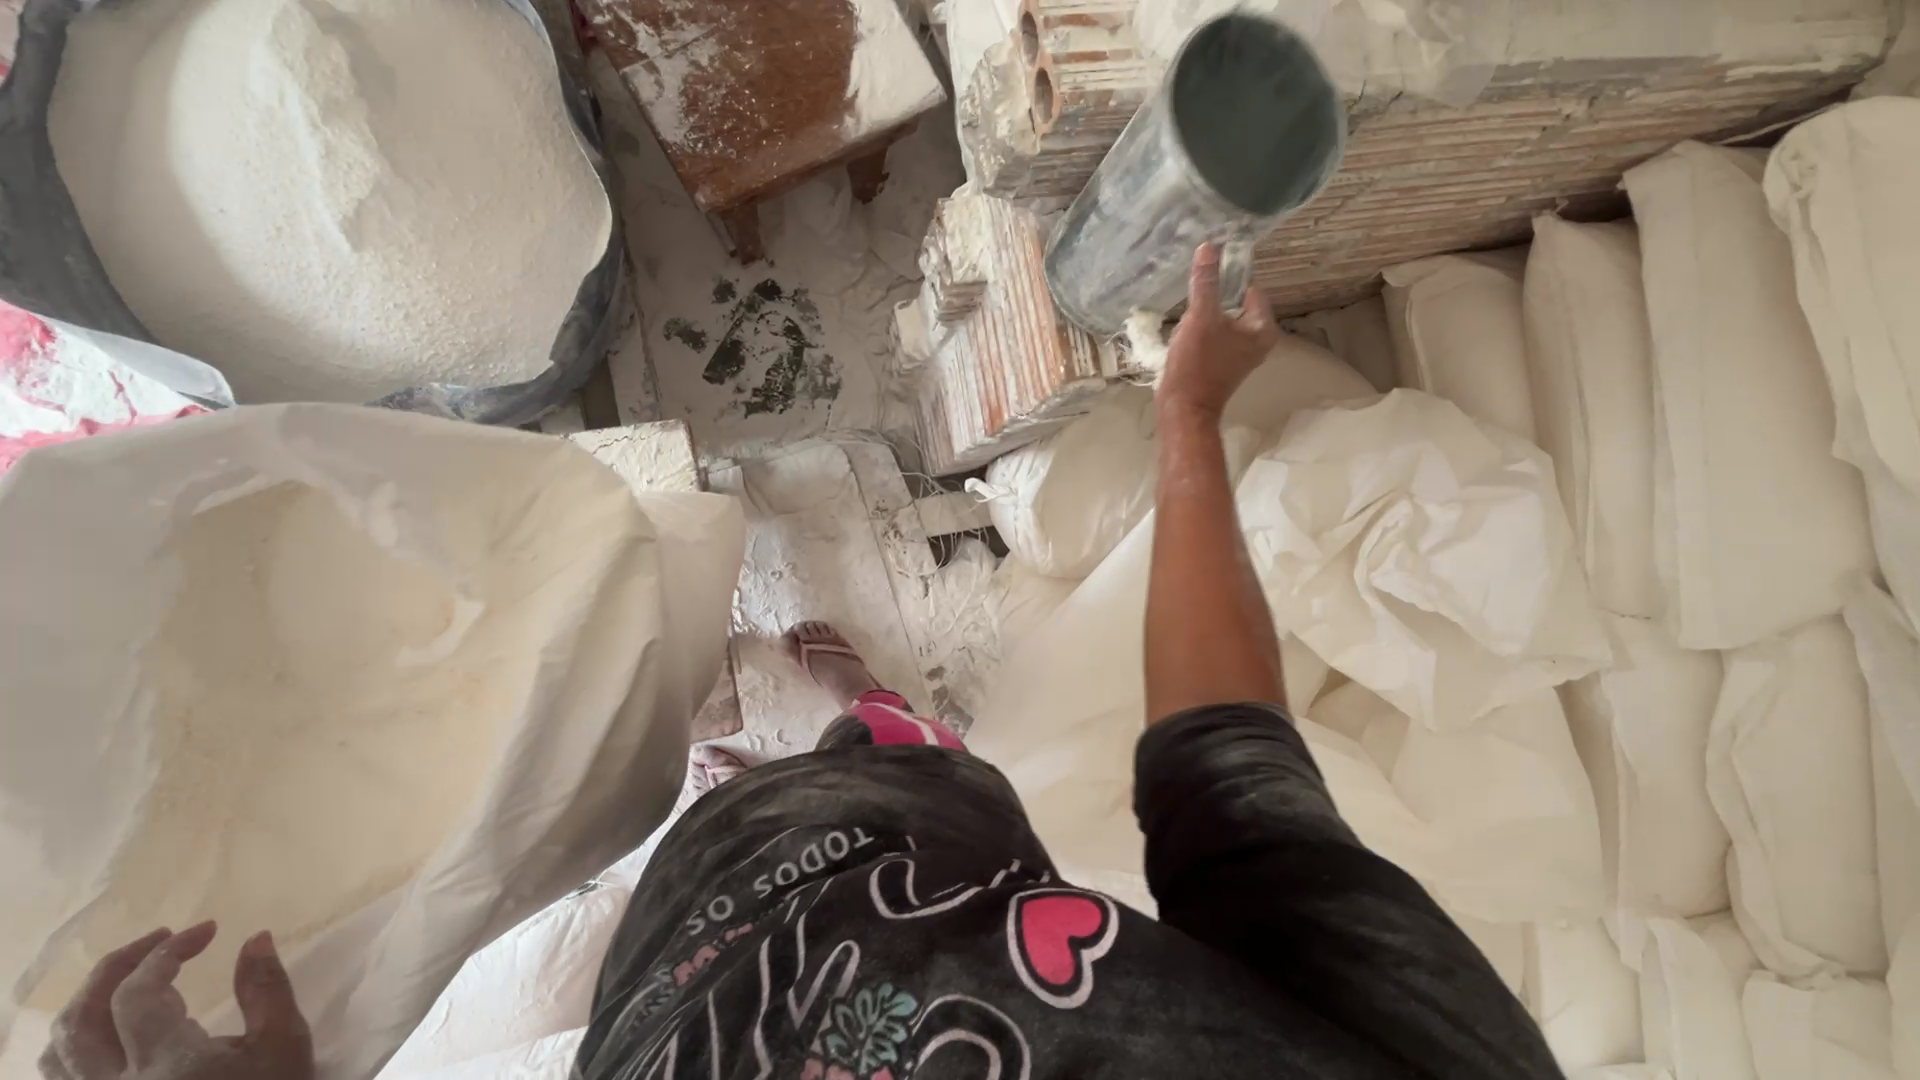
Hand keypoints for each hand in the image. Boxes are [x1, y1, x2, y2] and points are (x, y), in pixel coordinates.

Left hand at [38, 923, 313, 1079]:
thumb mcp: (284, 1041)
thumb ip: (266, 987)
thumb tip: (255, 938)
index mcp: (164, 1062)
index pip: (140, 993)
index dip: (170, 952)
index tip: (210, 930)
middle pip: (81, 1018)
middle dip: (118, 966)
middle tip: (163, 939)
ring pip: (57, 1051)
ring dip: (89, 1002)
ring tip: (131, 977)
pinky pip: (61, 1078)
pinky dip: (76, 1041)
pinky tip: (109, 1028)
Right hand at [1157, 242, 1278, 419]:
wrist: (1182, 408)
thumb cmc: (1197, 364)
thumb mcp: (1200, 317)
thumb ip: (1206, 281)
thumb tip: (1209, 246)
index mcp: (1263, 328)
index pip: (1249, 288)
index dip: (1226, 280)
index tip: (1204, 278)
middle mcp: (1258, 341)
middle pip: (1233, 304)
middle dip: (1211, 302)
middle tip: (1192, 305)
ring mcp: (1241, 355)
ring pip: (1220, 321)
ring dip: (1202, 317)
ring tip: (1186, 323)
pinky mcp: (1223, 365)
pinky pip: (1213, 337)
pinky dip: (1199, 333)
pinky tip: (1183, 337)